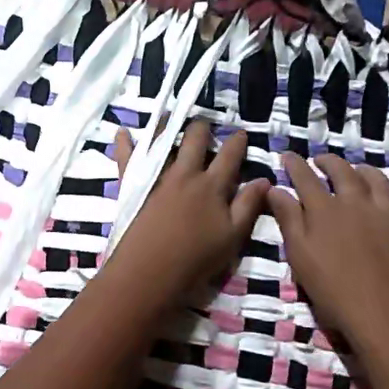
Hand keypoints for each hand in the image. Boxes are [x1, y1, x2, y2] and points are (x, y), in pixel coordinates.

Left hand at [107, 121, 269, 293]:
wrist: (150, 271)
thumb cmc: (197, 257)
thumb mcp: (232, 236)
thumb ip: (248, 205)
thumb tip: (265, 180)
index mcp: (212, 185)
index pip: (229, 155)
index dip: (238, 142)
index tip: (241, 133)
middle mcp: (185, 173)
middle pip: (195, 139)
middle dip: (202, 127)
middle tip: (205, 124)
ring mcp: (158, 177)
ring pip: (163, 141)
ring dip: (168, 126)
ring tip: (171, 117)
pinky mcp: (134, 186)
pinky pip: (128, 159)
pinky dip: (125, 144)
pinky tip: (123, 133)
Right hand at [267, 153, 388, 349]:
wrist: (385, 317)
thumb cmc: (333, 290)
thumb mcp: (300, 256)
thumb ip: (288, 219)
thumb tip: (276, 189)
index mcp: (326, 210)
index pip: (306, 179)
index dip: (295, 165)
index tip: (288, 156)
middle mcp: (359, 205)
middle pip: (344, 174)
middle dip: (330, 162)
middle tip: (321, 160)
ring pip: (380, 184)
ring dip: (368, 172)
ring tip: (360, 170)